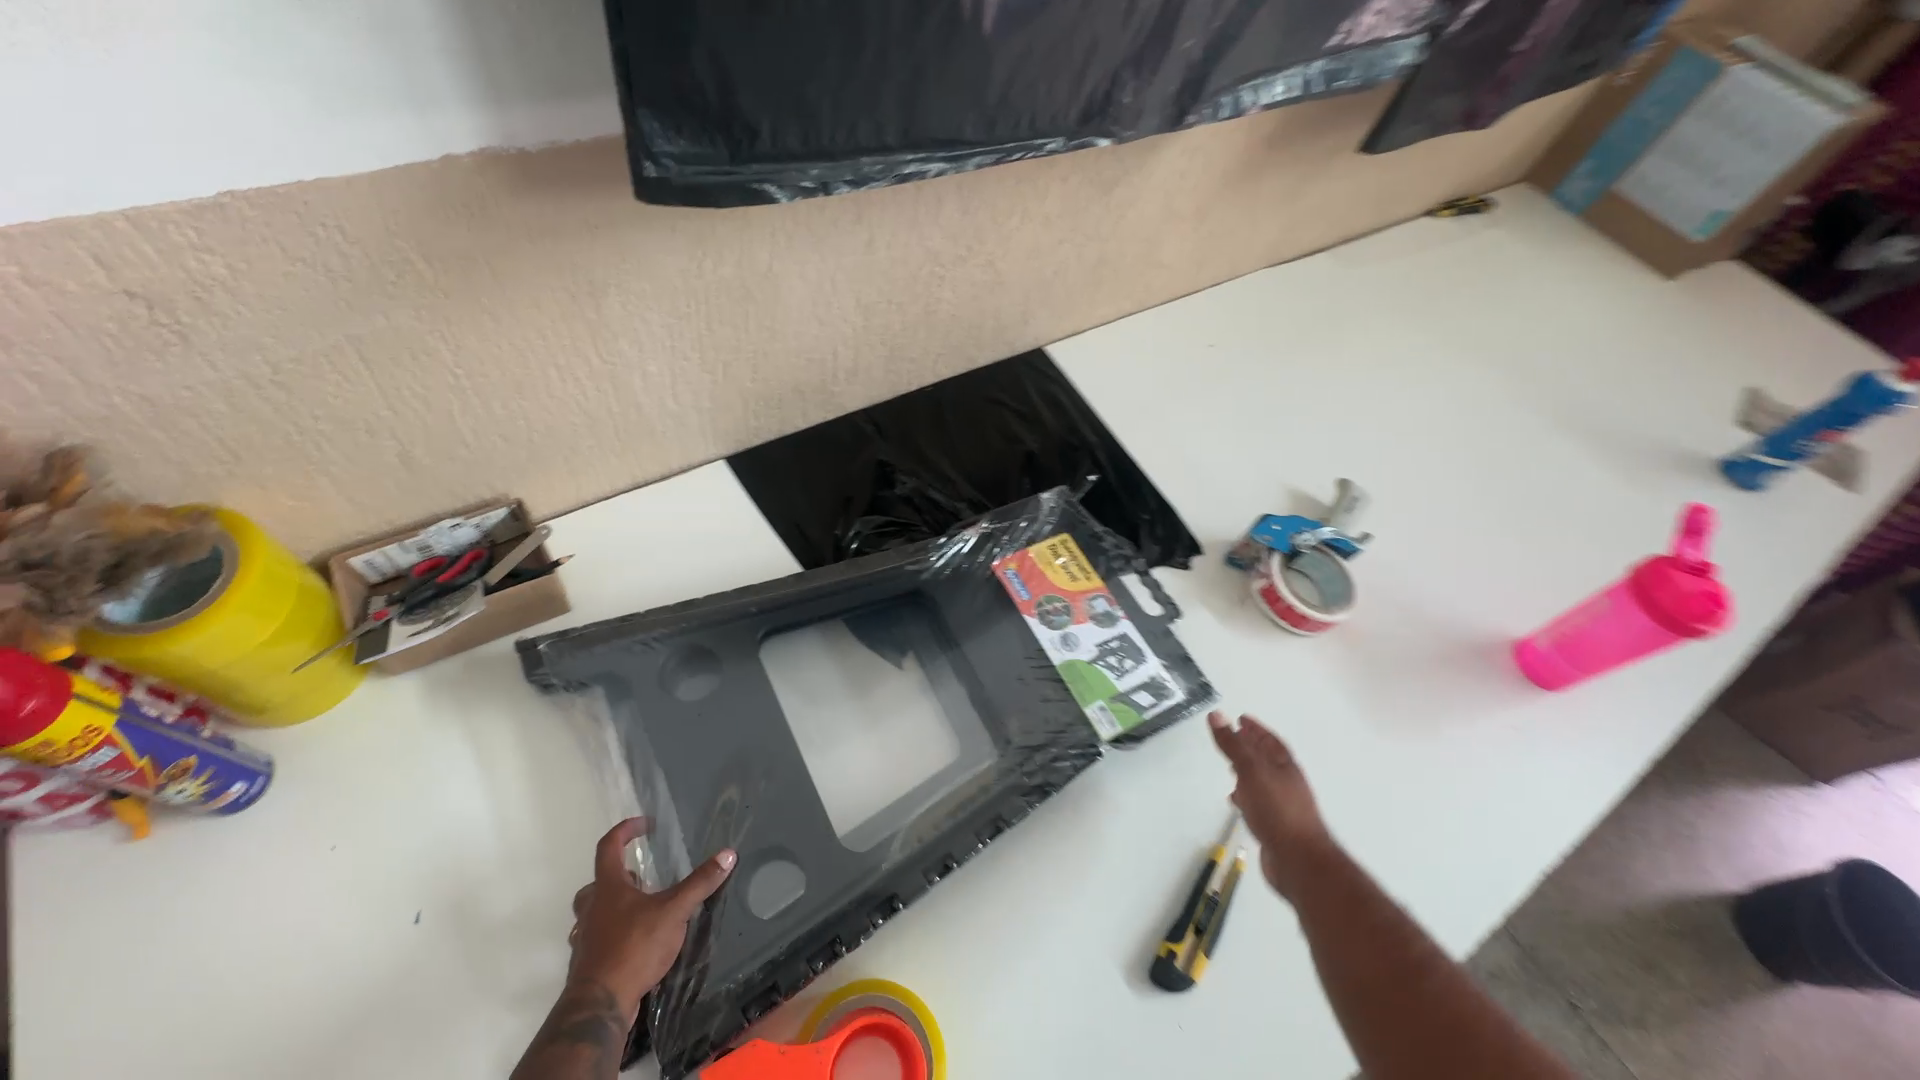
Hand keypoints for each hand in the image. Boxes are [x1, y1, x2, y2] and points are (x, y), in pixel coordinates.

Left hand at [567, 818, 736, 1018]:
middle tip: (645, 878)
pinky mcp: (589, 960)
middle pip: (599, 880)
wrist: (600, 1002)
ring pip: (596, 910)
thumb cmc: (634, 947)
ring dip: (617, 905)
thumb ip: (700, 883)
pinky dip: (615, 932)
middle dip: (621, 875)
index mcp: (608, 887)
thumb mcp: (674, 911)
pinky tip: (637, 942)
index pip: (609, 846)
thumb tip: (728, 854)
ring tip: (645, 910)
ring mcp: (586, 935)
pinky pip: (599, 936)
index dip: (625, 830)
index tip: (645, 824)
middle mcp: (591, 907)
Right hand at [1208, 711, 1337, 898]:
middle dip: (1251, 748)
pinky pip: (1258, 803)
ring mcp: (1282, 806)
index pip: (1269, 741)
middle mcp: (1286, 783)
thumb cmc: (1277, 810)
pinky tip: (1237, 801)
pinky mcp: (1275, 826)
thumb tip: (1216, 714)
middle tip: (1233, 739)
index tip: (1240, 718)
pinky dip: (1246, 796)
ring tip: (1229, 768)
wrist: (1299, 860)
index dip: (1256, 729)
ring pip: (1262, 782)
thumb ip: (1233, 745)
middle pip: (1267, 760)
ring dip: (1247, 773)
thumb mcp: (1251, 771)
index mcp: (1285, 767)